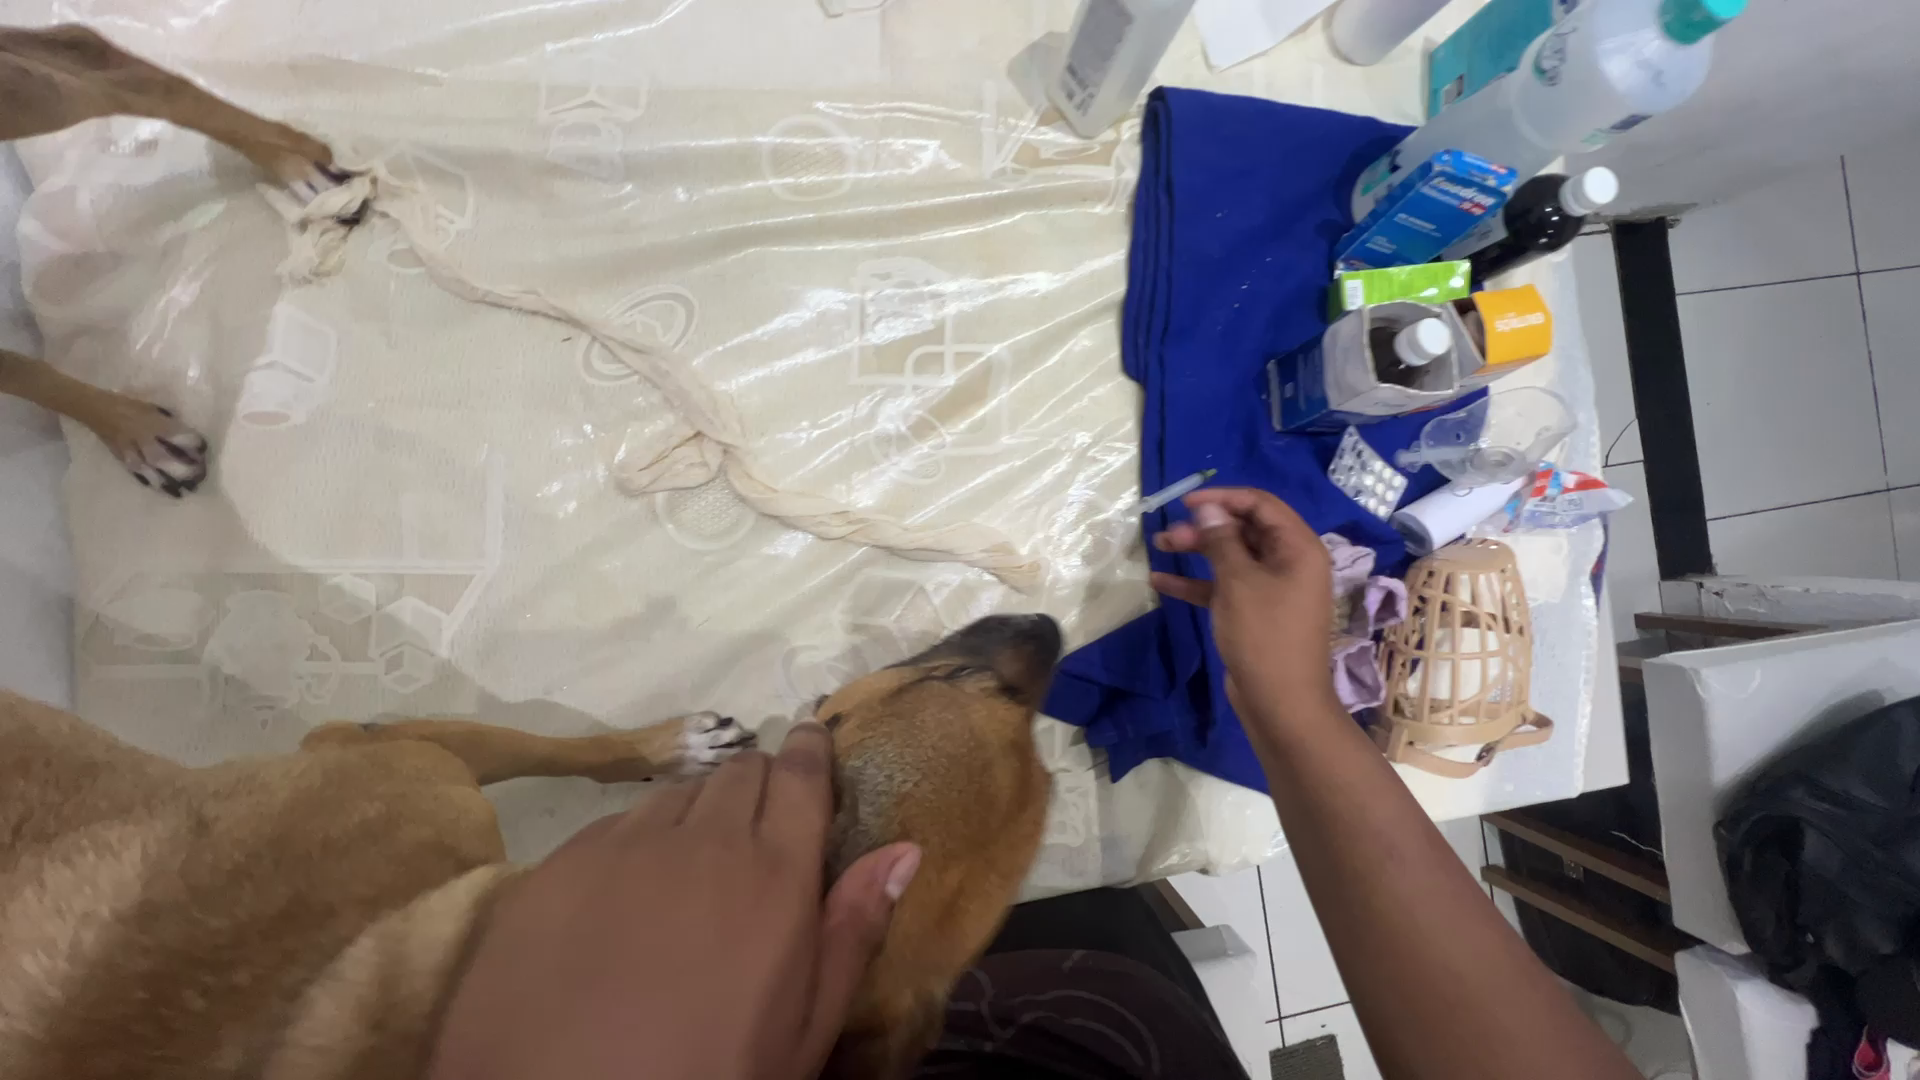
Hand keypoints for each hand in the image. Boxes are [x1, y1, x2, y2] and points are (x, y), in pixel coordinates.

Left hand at [427, 723, 921, 1079]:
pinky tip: (624, 894)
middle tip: (755, 827)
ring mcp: (626, 846)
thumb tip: (906, 849)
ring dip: (698, 811)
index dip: (811, 747)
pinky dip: (635, 841)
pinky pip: (615, 824)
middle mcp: (705, 839)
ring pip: (680, 791)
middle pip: (743, 769)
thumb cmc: (711, 1077)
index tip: (812, 738)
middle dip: (759, 782)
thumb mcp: (806, 1026)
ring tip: (689, 865)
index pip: (802, 773)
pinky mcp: (560, 865)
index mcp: (775, 873)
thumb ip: (856, 926)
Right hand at [1151, 488, 1338, 721]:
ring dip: (1196, 551)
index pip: (1261, 504)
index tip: (1185, 502)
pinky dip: (1195, 583)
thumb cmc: (1264, 635)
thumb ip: (1221, 540)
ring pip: (1230, 557)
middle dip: (1204, 527)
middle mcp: (1288, 562)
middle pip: (1244, 529)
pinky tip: (1160, 582)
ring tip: (1159, 548)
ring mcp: (1271, 588)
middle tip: (1167, 534)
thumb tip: (1207, 508)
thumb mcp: (1238, 581)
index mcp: (1297, 548)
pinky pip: (1222, 586)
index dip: (1223, 498)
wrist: (1280, 702)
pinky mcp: (1253, 612)